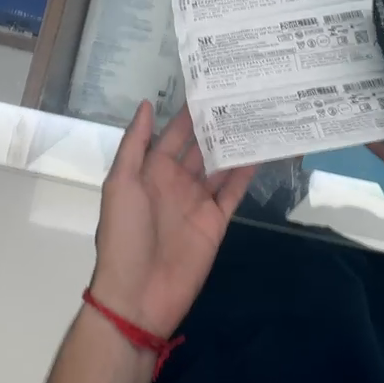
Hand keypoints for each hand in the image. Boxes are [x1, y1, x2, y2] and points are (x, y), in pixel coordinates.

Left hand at [90, 103, 256, 336]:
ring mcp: (197, 201)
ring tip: (259, 116)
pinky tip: (262, 152)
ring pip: (220, 165)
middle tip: (244, 94)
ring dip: (235, 144)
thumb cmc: (124, 236)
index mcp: (151, 169)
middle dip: (218, 123)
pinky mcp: (216, 221)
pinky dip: (246, 173)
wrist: (137, 297)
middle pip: (201, 146)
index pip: (174, 132)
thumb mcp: (120, 184)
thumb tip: (147, 103)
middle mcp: (176, 180)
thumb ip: (135, 144)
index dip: (190, 111)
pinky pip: (233, 192)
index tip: (212, 85)